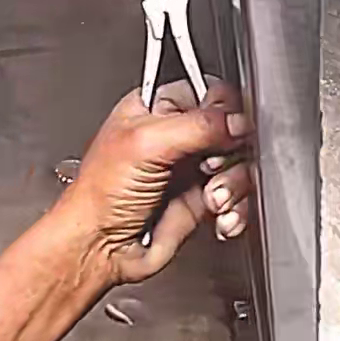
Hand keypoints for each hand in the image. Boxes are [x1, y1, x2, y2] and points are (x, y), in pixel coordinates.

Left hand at [60, 78, 254, 284]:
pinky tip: (221, 216)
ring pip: (240, 164)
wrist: (98, 248)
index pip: (210, 91)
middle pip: (233, 130)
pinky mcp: (204, 199)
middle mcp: (180, 135)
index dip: (224, 110)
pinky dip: (237, 209)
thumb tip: (239, 123)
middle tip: (210, 168)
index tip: (223, 130)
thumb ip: (198, 125)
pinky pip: (239, 197)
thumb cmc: (100, 194)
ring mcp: (193, 168)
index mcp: (159, 107)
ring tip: (214, 198)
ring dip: (234, 185)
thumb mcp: (146, 143)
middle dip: (230, 154)